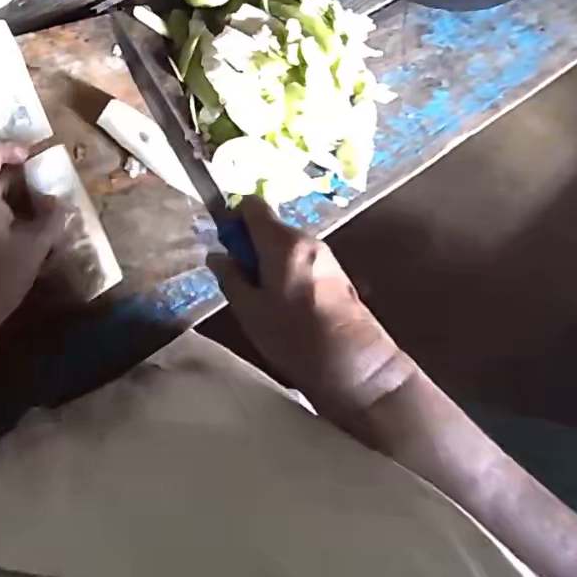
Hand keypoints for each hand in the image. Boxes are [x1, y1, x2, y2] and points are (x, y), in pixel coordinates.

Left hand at [0, 141, 66, 337]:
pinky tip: (29, 228)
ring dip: (18, 194)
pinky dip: (8, 209)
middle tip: (49, 185)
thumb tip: (60, 201)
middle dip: (22, 174)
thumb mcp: (34, 246)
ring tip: (45, 208)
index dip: (12, 146)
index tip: (35, 157)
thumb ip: (52, 218)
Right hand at [216, 198, 417, 410]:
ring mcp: (327, 257)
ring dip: (269, 263)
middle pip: (269, 227)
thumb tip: (218, 257)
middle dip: (251, 248)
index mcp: (282, 242)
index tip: (227, 248)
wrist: (359, 371)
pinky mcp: (338, 276)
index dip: (233, 220)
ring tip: (264, 301)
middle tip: (243, 282)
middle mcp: (307, 241)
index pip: (252, 205)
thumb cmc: (296, 338)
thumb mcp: (249, 310)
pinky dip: (288, 274)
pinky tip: (287, 308)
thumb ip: (230, 277)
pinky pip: (302, 262)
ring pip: (285, 247)